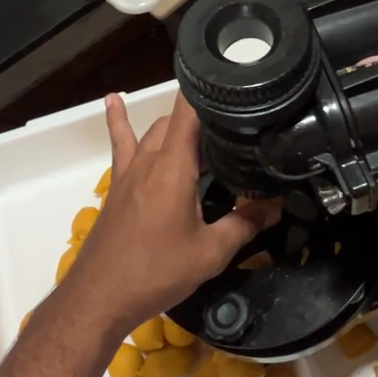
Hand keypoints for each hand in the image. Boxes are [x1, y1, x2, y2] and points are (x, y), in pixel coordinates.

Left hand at [65, 93, 279, 336]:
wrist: (100, 297)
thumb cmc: (156, 272)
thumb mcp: (210, 253)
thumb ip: (245, 224)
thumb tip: (277, 205)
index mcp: (173, 167)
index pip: (190, 112)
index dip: (210, 91)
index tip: (233, 79)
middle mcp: (149, 160)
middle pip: (176, 121)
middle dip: (204, 119)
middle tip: (234, 130)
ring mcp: (129, 171)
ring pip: (154, 131)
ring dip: (176, 126)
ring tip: (202, 128)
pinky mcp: (118, 185)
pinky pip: (122, 144)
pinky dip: (120, 121)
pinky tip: (114, 101)